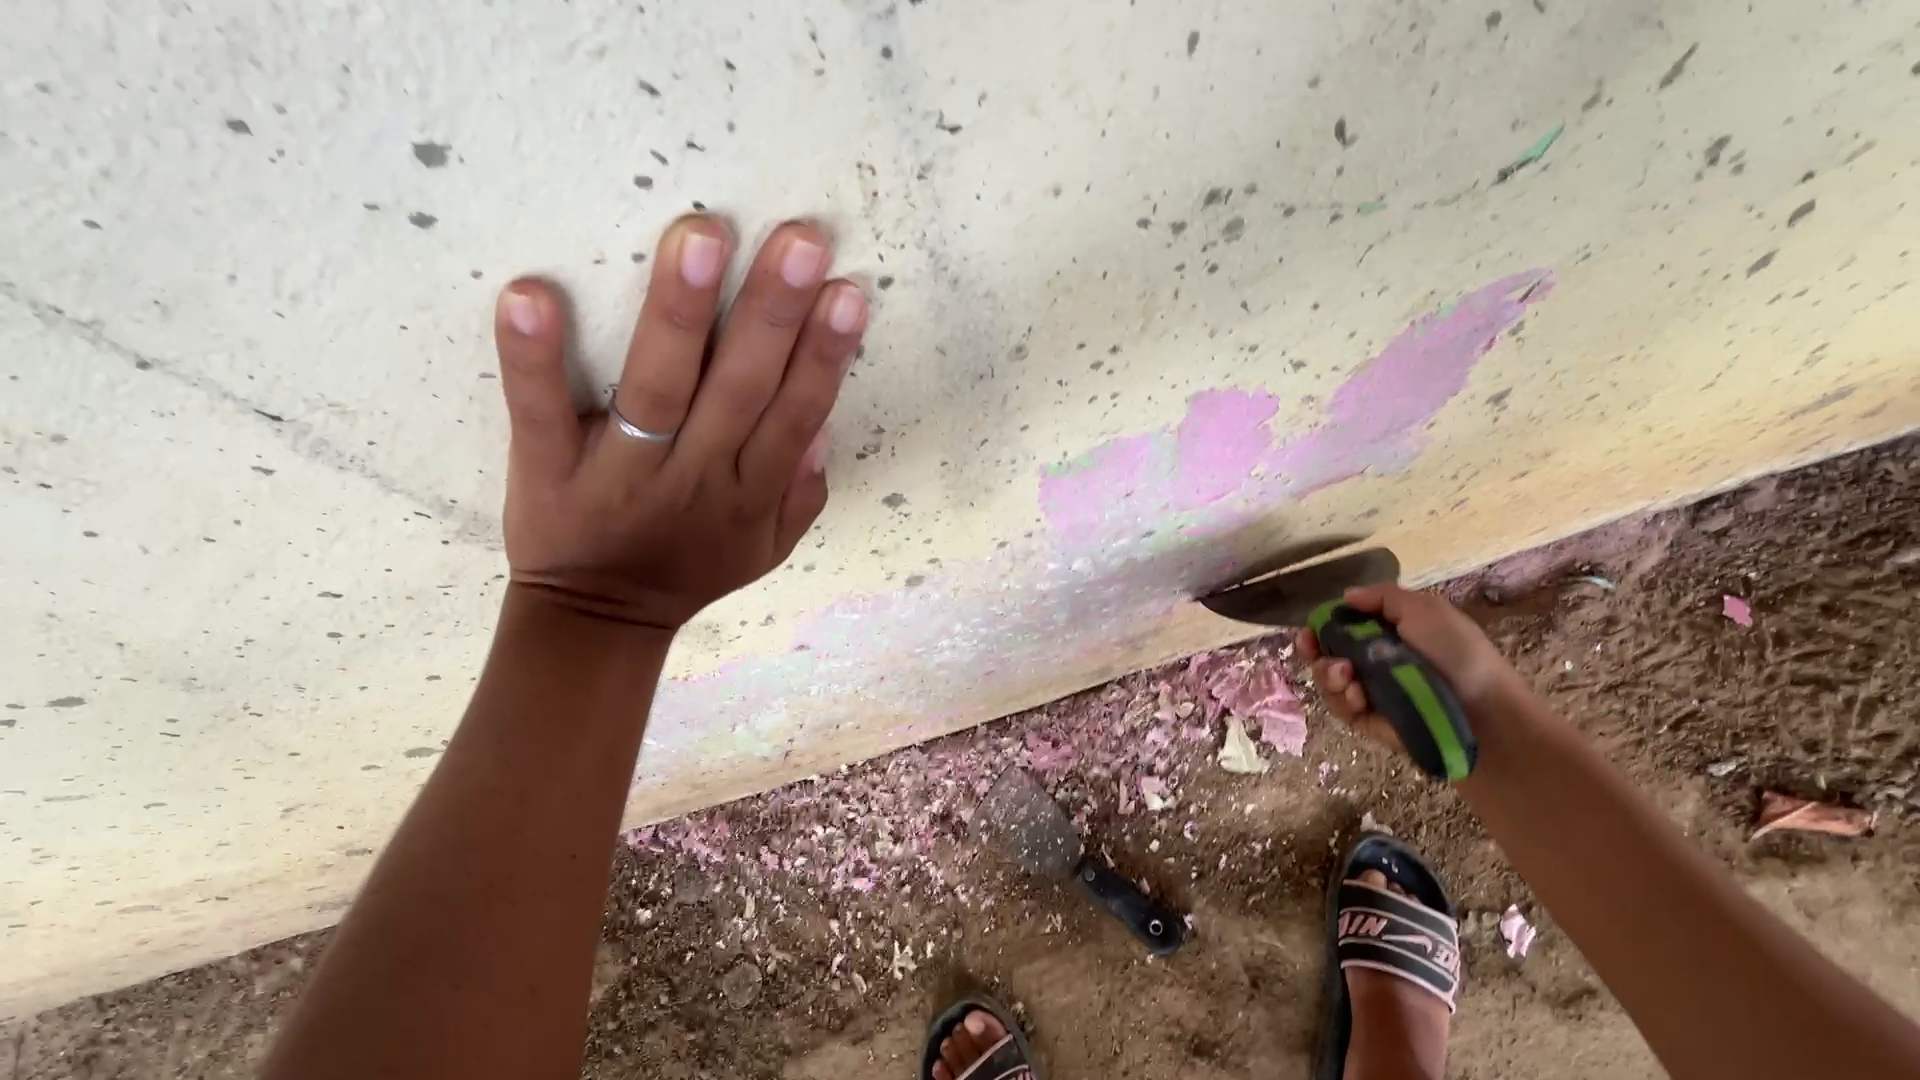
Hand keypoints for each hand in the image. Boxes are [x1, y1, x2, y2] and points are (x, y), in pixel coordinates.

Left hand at [492, 216, 867, 630]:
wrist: (598, 617)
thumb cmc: (691, 568)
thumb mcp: (769, 548)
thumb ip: (804, 492)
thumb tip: (824, 423)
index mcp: (749, 493)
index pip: (795, 415)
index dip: (825, 356)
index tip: (846, 292)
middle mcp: (693, 478)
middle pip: (740, 391)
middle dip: (771, 314)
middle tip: (798, 238)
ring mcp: (619, 472)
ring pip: (657, 390)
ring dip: (679, 315)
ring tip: (700, 238)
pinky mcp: (547, 466)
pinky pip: (539, 411)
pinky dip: (532, 357)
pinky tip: (529, 293)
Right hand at [1295, 584, 1524, 752]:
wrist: (1483, 713)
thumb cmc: (1458, 654)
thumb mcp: (1425, 610)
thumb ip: (1383, 597)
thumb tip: (1345, 596)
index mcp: (1388, 633)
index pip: (1343, 626)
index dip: (1322, 625)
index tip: (1310, 628)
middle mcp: (1374, 661)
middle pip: (1326, 653)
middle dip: (1314, 650)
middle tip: (1311, 648)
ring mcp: (1369, 692)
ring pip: (1328, 680)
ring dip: (1328, 674)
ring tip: (1346, 675)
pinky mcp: (1368, 720)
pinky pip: (1339, 707)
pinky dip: (1342, 699)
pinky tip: (1357, 697)